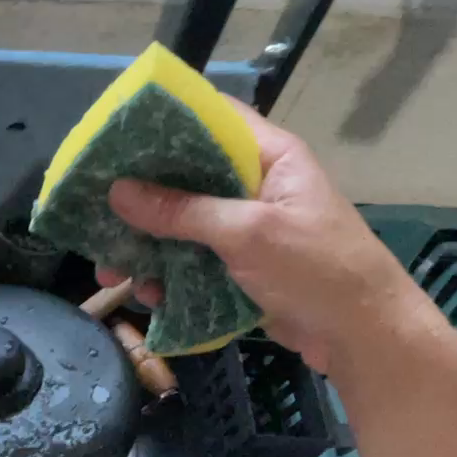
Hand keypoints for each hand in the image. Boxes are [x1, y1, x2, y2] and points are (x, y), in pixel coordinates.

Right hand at [97, 98, 431, 374]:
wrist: (360, 335)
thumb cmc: (317, 269)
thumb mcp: (247, 233)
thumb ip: (182, 211)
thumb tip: (118, 191)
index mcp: (267, 157)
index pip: (210, 121)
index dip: (162, 126)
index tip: (112, 142)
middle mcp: (250, 186)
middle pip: (182, 179)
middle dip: (137, 203)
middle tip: (96, 220)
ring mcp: (240, 229)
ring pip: (177, 227)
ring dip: (144, 250)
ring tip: (112, 274)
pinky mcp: (233, 266)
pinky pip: (186, 263)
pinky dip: (164, 278)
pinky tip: (149, 297)